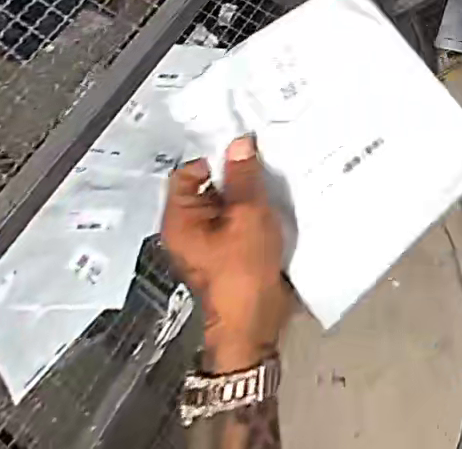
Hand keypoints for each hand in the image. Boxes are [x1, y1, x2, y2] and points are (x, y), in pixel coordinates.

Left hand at [162, 136, 294, 372]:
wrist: (255, 320)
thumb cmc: (243, 266)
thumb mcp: (247, 214)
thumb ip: (244, 176)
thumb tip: (239, 141)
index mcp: (181, 219)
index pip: (189, 171)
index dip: (215, 156)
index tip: (246, 147)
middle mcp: (190, 226)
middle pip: (211, 183)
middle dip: (238, 170)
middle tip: (267, 154)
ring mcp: (212, 237)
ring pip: (230, 198)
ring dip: (251, 187)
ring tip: (277, 171)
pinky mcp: (232, 245)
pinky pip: (241, 215)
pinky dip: (257, 205)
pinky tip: (279, 194)